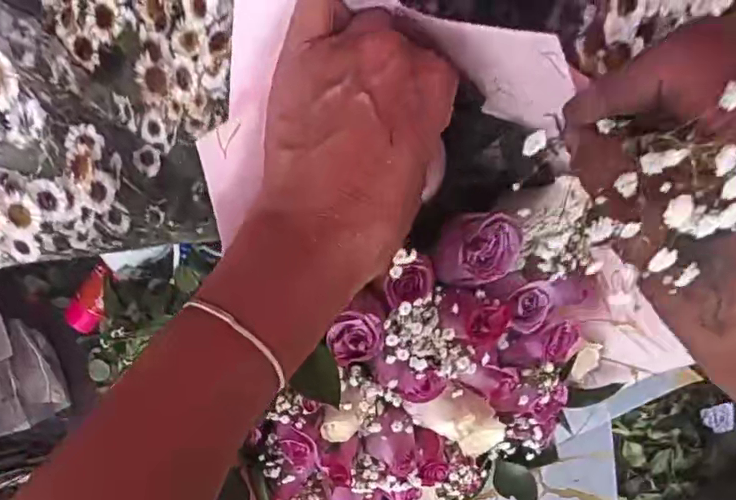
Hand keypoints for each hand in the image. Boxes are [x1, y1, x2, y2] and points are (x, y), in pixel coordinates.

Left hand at [251, 0, 457, 301]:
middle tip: (369, 110)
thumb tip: (411, 128)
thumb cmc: (363, 228)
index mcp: (432, 87)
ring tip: (342, 89)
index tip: (402, 113)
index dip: (416, 92)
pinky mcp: (302, 57)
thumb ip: (419, 135)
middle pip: (398, 40)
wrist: (312, 239)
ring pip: (362, 23)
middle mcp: (395, 56)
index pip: (433, 68)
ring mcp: (347, 50)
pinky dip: (324, 12)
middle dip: (387, 72)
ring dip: (356, 49)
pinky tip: (325, 35)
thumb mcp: (415, 183)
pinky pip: (318, 4)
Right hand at [564, 18, 735, 398]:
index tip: (578, 114)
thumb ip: (609, 166)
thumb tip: (578, 127)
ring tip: (648, 134)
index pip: (690, 56)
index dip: (620, 86)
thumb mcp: (648, 234)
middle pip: (728, 45)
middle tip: (606, 126)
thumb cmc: (721, 300)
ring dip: (695, 91)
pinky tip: (707, 132)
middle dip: (656, 88)